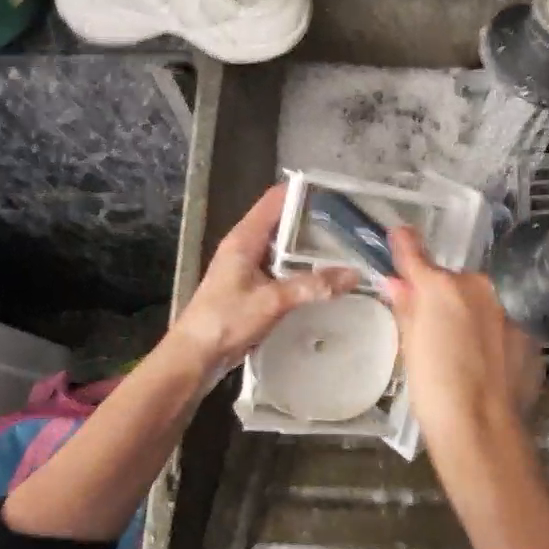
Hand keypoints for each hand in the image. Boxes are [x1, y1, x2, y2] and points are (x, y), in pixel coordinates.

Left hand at [168, 184, 358, 368]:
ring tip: (347, 250)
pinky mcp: (254, 289)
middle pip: (284, 223)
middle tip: (352, 226)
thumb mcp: (271, 301)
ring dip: (311, 250)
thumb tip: (353, 275)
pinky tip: (326, 282)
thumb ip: (311, 287)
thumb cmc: (225, 321)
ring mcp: (249, 269)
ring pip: (285, 249)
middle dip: (315, 222)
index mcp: (244, 239)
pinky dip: (303, 272)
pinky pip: (283, 272)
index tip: (337, 193)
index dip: (303, 192)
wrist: (195, 356)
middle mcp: (246, 247)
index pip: (276, 200)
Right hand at [382, 227, 539, 444]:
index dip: (406, 247)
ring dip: (475, 315)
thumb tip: (397, 283)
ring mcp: (512, 308)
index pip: (418, 258)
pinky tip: (489, 364)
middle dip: (447, 298)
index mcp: (444, 287)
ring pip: (487, 302)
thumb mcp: (412, 347)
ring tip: (466, 353)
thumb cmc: (435, 389)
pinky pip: (508, 324)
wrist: (483, 427)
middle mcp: (482, 287)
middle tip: (437, 331)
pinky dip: (497, 335)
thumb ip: (407, 308)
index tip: (400, 233)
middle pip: (458, 284)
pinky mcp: (533, 332)